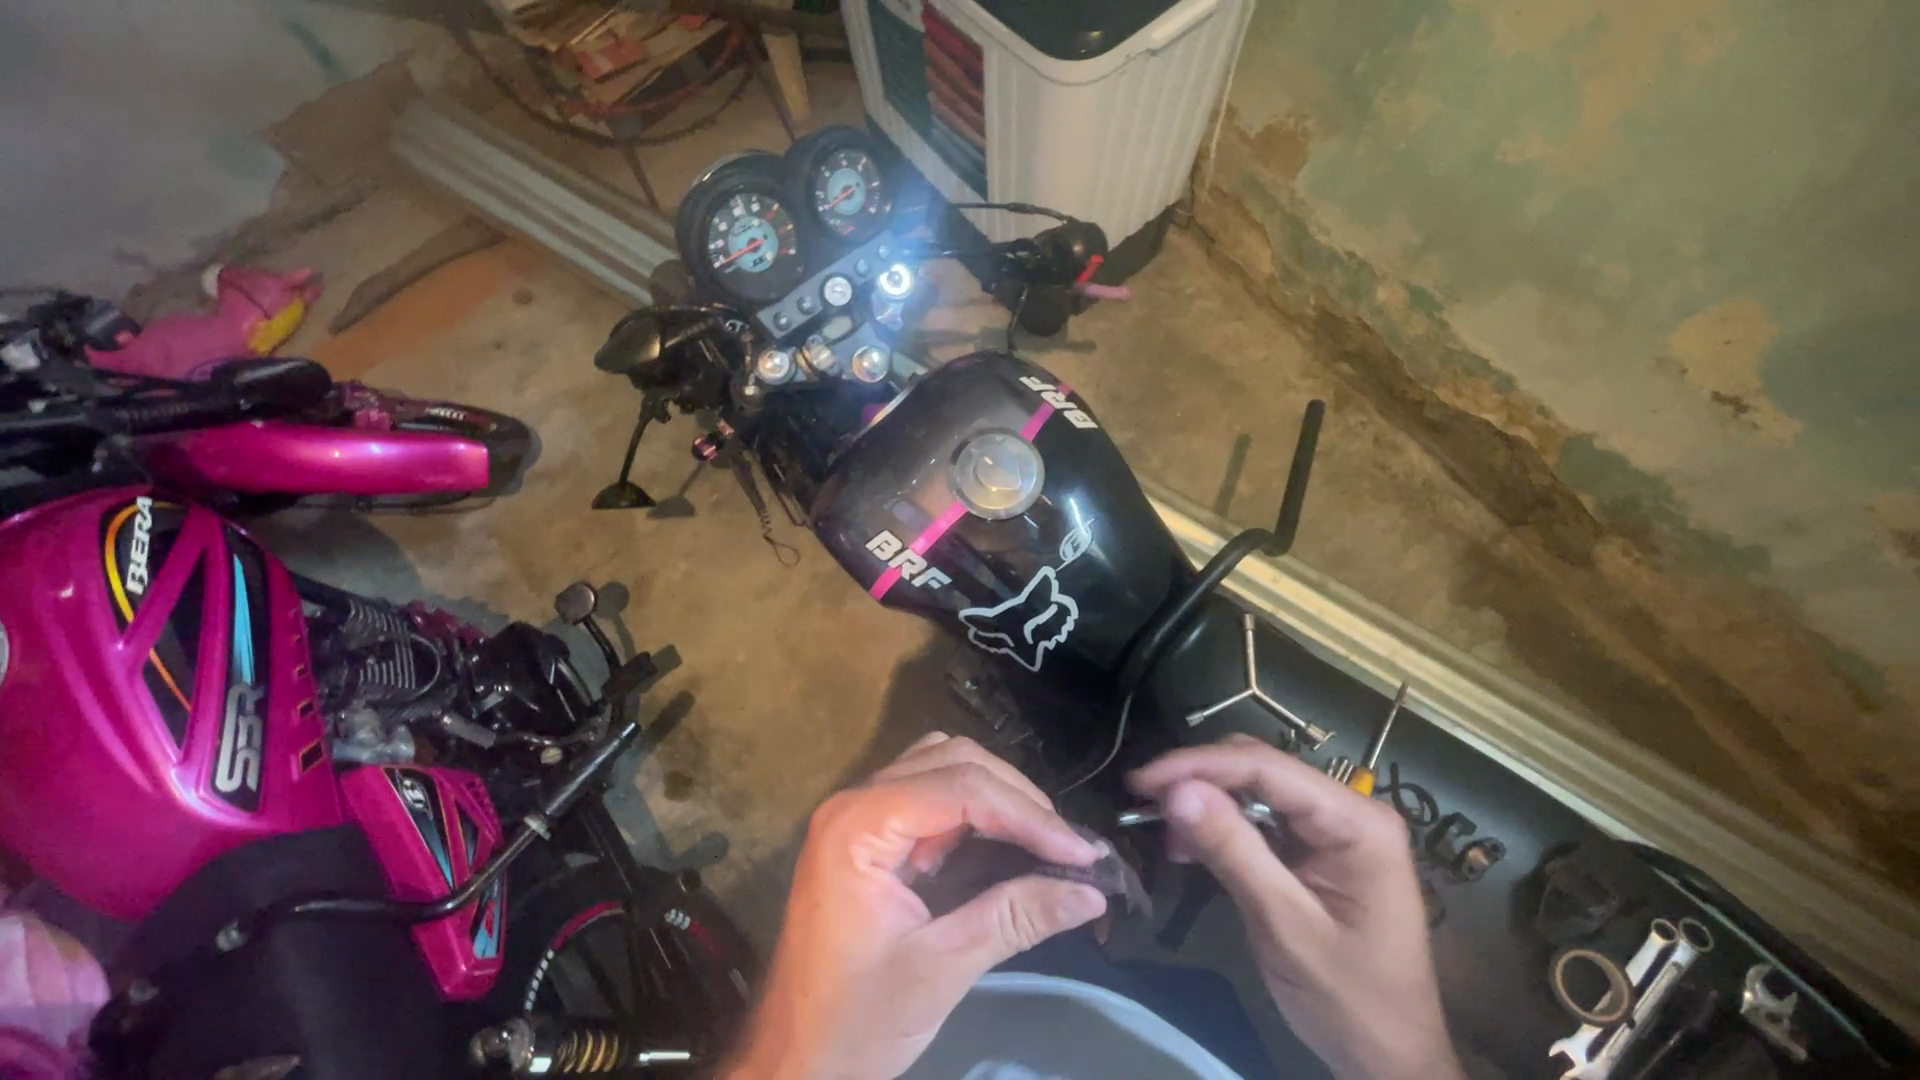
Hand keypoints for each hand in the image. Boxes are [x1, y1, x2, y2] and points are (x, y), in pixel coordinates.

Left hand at [724, 733, 1107, 1079]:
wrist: (794, 1062)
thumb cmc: (854, 1021)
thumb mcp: (940, 969)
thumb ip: (1013, 918)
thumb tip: (1089, 891)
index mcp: (859, 825)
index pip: (960, 786)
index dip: (1027, 814)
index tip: (1080, 852)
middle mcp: (855, 802)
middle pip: (951, 761)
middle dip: (1015, 797)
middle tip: (1063, 846)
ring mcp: (859, 816)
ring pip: (941, 767)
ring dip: (995, 795)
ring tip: (1039, 840)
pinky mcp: (869, 837)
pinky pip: (929, 796)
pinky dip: (972, 810)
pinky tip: (999, 844)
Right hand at [1129, 735, 1462, 1079]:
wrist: (1390, 1060)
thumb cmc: (1350, 999)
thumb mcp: (1285, 926)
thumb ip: (1233, 851)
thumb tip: (1175, 791)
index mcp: (1357, 820)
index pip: (1266, 767)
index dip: (1198, 765)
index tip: (1141, 781)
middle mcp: (1346, 809)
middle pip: (1258, 768)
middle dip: (1198, 779)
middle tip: (1143, 802)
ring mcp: (1331, 828)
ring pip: (1252, 789)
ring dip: (1204, 802)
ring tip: (1160, 828)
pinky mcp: (1314, 849)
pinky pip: (1258, 819)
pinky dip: (1219, 827)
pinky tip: (1187, 846)